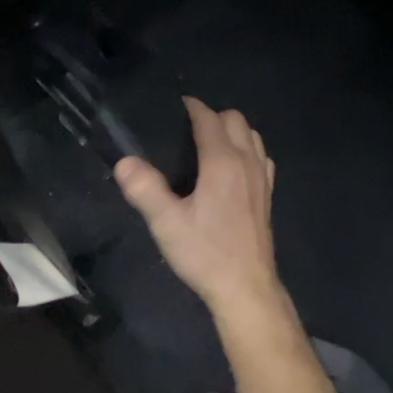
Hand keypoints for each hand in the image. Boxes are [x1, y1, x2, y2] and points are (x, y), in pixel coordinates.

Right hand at [115, 97, 279, 310]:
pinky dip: (248, 151)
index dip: (192, 108)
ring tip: (209, 144)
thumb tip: (124, 162)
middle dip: (213, 116)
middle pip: (236, 120)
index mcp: (222, 163)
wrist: (245, 287)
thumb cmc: (204, 254)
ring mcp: (262, 180)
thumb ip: (145, 190)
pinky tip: (233, 169)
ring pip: (252, 137)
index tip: (176, 106)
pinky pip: (261, 158)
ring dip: (233, 131)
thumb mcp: (166, 224)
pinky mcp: (268, 197)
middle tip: (187, 129)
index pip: (209, 119)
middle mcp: (247, 163)